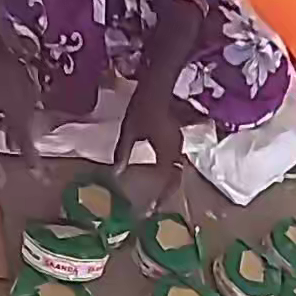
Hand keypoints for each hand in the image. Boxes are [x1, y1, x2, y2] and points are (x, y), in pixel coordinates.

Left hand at [113, 77, 185, 207]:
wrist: (157, 85)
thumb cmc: (142, 107)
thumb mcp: (129, 132)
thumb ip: (124, 154)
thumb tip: (117, 174)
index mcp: (166, 152)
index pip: (167, 181)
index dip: (160, 197)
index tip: (151, 210)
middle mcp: (176, 151)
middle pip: (175, 180)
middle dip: (165, 195)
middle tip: (153, 208)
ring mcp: (177, 145)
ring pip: (175, 172)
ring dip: (167, 185)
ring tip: (155, 197)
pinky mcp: (175, 139)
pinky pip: (173, 162)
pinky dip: (166, 173)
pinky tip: (157, 178)